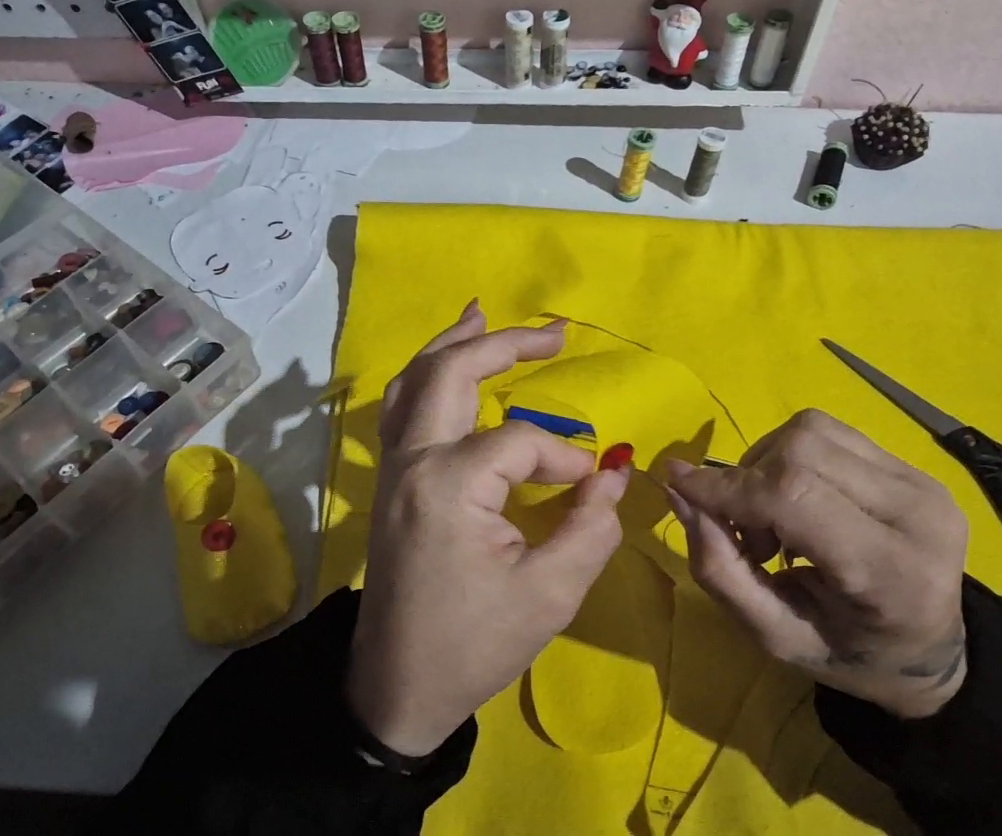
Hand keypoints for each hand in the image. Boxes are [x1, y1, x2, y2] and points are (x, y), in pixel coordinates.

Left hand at [345, 302, 630, 756]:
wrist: (395, 686)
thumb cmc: (473, 645)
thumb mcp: (550, 594)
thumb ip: (590, 527)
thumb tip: (613, 474)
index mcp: (448, 483)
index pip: (520, 441)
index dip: (564, 460)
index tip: (588, 491)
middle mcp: (412, 460)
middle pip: (451, 372)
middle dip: (504, 344)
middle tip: (555, 334)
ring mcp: (391, 467)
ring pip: (414, 381)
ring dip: (452, 345)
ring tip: (483, 315)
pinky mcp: (388, 481)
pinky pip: (402, 409)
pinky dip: (426, 377)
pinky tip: (446, 368)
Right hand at [666, 410, 969, 719]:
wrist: (931, 653)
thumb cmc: (847, 654)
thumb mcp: (774, 635)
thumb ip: (720, 567)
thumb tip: (678, 490)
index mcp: (888, 571)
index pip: (794, 496)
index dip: (727, 486)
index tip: (677, 484)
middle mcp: (915, 514)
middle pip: (800, 451)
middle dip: (748, 481)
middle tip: (747, 533)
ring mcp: (922, 483)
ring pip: (812, 431)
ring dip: (768, 463)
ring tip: (775, 518)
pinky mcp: (916, 468)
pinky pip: (830, 433)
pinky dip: (793, 456)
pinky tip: (800, 499)